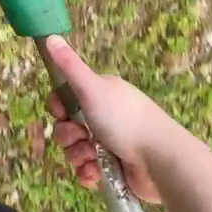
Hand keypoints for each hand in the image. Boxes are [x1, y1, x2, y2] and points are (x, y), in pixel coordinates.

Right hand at [42, 36, 193, 203]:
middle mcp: (105, 116)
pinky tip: (94, 175)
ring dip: (77, 155)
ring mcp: (110, 143)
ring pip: (75, 148)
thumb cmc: (125, 120)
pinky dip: (87, 172)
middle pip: (68, 124)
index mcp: (101, 94)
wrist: (162, 162)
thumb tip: (50, 36)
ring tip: (91, 158)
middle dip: (68, 135)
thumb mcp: (92, 88)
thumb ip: (69, 65)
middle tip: (81, 137)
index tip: (61, 112)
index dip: (58, 107)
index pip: (66, 98)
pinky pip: (88, 169)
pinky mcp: (114, 168)